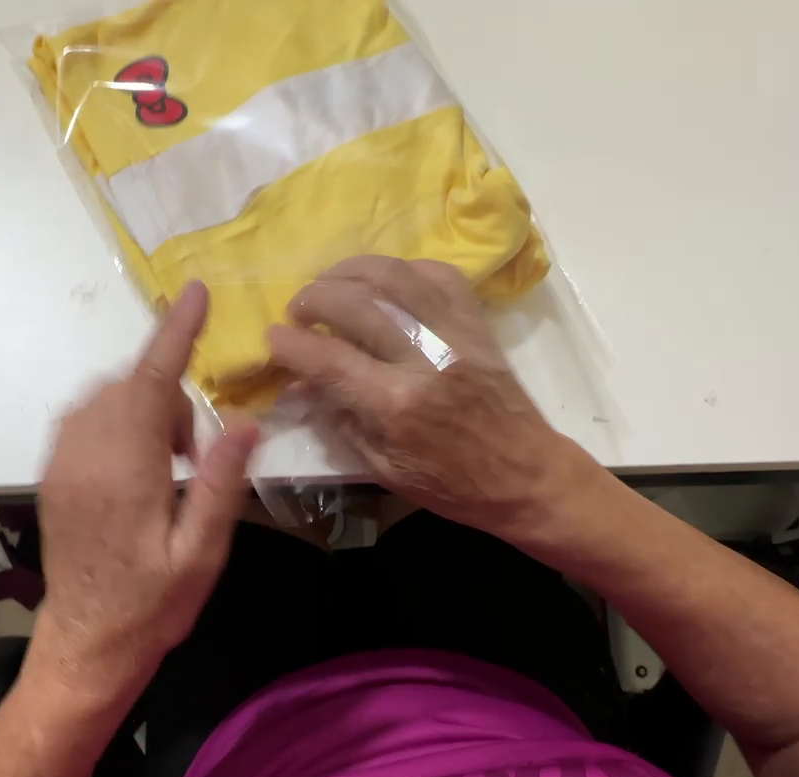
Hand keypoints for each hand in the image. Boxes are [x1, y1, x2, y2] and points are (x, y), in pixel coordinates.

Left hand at [31, 281, 259, 715]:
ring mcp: (60, 464)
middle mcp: (83, 456)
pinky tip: (138, 466)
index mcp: (124, 473)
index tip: (196, 293)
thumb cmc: (152, 605)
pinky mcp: (52, 476)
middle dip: (168, 397)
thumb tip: (242, 422)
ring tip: (170, 468)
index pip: (150, 383)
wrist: (87, 644)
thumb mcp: (202, 554)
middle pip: (128, 385)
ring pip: (103, 398)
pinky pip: (84, 419)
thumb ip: (221, 484)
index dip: (174, 334)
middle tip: (194, 459)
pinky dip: (117, 420)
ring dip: (143, 409)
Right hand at [266, 256, 606, 547]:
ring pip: (393, 276)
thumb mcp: (385, 469)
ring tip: (329, 284)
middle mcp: (423, 357)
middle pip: (355, 304)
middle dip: (314, 299)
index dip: (291, 344)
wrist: (526, 475)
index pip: (329, 359)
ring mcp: (454, 333)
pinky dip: (401, 270)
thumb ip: (340, 422)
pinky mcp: (476, 322)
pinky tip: (381, 281)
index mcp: (396, 404)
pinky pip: (436, 274)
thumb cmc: (452, 485)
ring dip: (350, 271)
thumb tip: (301, 386)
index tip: (272, 337)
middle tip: (298, 310)